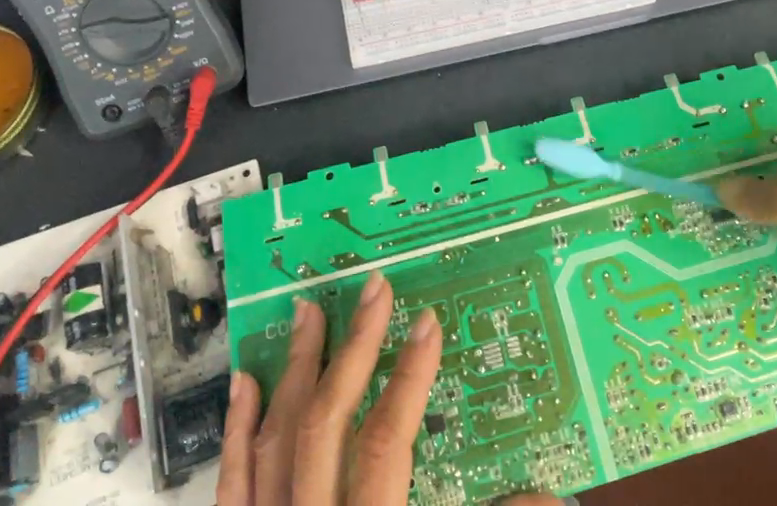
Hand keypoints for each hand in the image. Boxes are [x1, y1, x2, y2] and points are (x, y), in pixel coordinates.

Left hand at [217, 271, 564, 505]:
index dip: (408, 379)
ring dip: (292, 372)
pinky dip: (237, 431)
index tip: (427, 323)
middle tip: (372, 291)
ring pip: (273, 442)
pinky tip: (246, 384)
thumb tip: (546, 494)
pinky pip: (230, 487)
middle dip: (352, 350)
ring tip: (307, 314)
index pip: (385, 444)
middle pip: (325, 425)